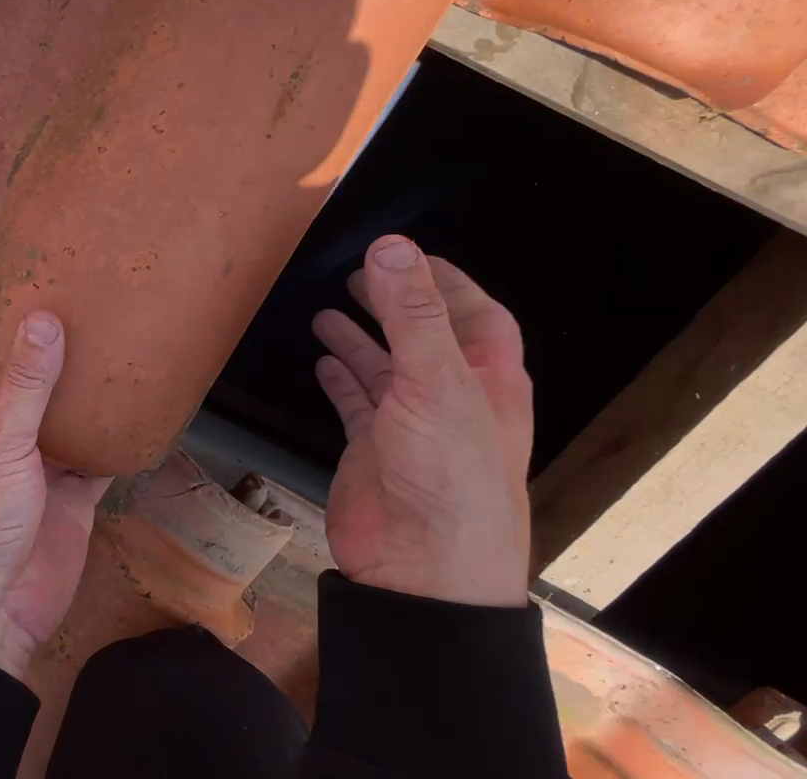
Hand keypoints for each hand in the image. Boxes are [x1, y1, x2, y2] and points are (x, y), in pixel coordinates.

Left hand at [0, 313, 114, 678]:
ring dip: (91, 401)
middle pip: (37, 395)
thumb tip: (43, 320)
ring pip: (70, 426)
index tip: (43, 299)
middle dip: (60, 366)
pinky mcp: (73, 499)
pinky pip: (98, 462)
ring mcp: (41, 470)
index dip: (14, 341)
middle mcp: (5, 440)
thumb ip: (26, 385)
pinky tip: (140, 412)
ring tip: (120, 349)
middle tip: (94, 316)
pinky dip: (116, 443)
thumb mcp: (0, 440)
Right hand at [312, 236, 533, 607]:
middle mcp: (452, 397)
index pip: (476, 316)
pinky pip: (355, 403)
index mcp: (488, 380)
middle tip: (356, 275)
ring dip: (358, 339)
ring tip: (323, 312)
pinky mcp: (373, 448)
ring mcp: (410, 425)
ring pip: (384, 369)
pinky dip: (339, 380)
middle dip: (394, 305)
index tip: (406, 254)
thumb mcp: (435, 381)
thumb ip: (410, 314)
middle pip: (424, 338)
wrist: (423, 564)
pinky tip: (321, 362)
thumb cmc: (448, 470)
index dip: (446, 282)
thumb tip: (390, 244)